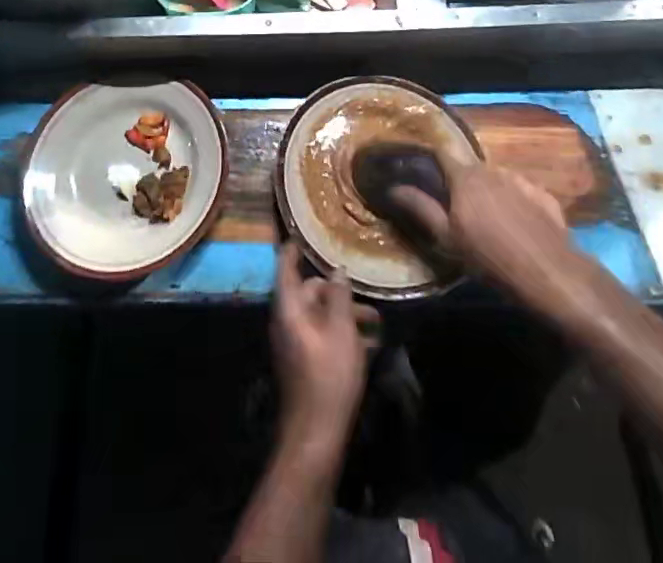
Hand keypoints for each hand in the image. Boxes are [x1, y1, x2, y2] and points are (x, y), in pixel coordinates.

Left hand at [270, 243, 378, 451]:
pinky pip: (320, 334)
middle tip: (369, 300)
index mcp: (288, 309)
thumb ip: (339, 297)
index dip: (291, 250)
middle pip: (308, 293)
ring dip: (344, 314)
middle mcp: (285, 320)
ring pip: (318, 315)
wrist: (316, 429)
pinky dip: (340, 332)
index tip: (299, 233)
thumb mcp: (341, 331)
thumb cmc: (329, 375)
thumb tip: (336, 270)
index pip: (285, 268)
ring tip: (377, 323)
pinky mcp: (302, 359)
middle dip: (337, 292)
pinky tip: (368, 343)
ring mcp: (292, 341)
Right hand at [384, 159, 590, 317]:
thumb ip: (420, 207)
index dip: (431, 157)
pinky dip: (512, 199)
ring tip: (484, 215)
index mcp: (465, 177)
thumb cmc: (488, 255)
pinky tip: (513, 220)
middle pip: (469, 166)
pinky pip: (519, 190)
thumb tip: (394, 186)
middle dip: (458, 179)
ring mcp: (521, 181)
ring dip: (486, 189)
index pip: (443, 151)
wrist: (549, 272)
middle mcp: (492, 170)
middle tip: (452, 203)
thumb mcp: (446, 237)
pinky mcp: (544, 195)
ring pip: (495, 178)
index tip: (420, 168)